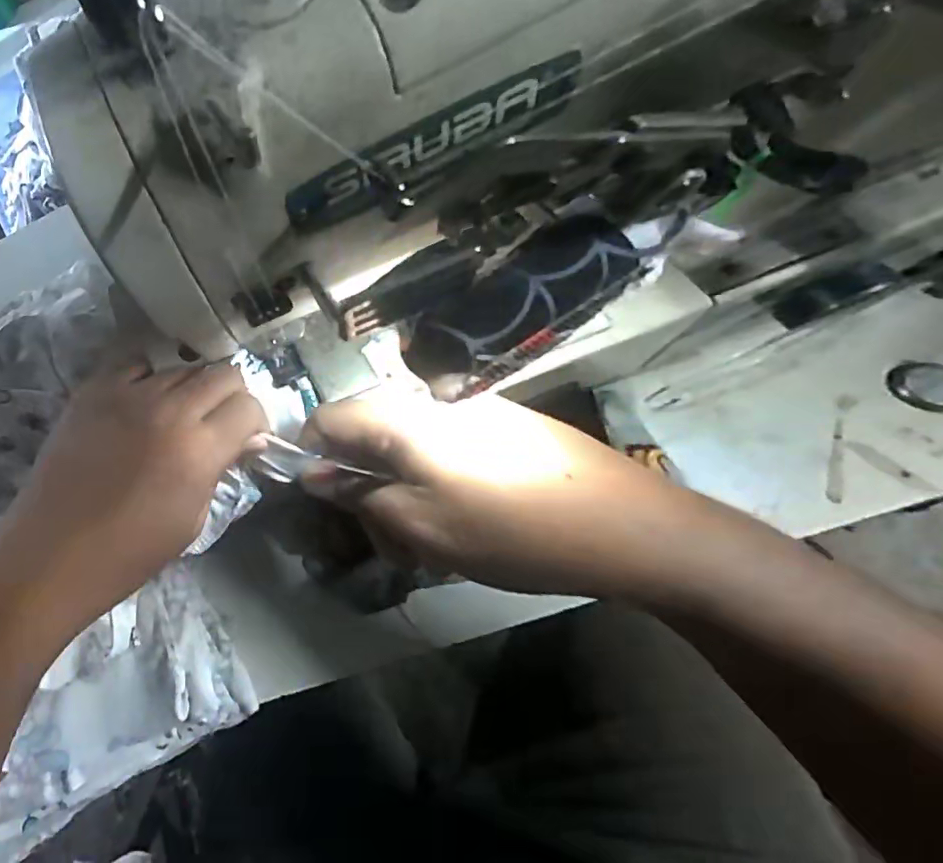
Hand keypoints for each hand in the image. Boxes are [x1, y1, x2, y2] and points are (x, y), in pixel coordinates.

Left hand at [0, 362, 267, 629]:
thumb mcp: (192, 520)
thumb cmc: (128, 552)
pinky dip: (149, 378)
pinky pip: (136, 364)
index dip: (255, 421)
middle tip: (219, 422)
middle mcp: (169, 409)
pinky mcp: (93, 389)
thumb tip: (245, 440)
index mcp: (198, 449)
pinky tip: (143, 401)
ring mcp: (127, 393)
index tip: (246, 437)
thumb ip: (221, 469)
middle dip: (231, 396)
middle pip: (222, 373)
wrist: (52, 552)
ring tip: (178, 414)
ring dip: (191, 387)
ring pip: (181, 366)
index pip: (248, 406)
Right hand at [300, 391, 735, 601]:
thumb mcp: (420, 526)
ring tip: (433, 543)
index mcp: (400, 416)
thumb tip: (315, 474)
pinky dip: (435, 481)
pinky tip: (468, 520)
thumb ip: (359, 496)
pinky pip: (443, 445)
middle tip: (391, 543)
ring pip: (405, 445)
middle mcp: (428, 399)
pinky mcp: (500, 423)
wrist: (629, 526)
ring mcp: (469, 408)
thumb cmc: (511, 529)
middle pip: (364, 434)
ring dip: (401, 492)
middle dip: (363, 487)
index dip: (312, 459)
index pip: (325, 418)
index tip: (328, 505)